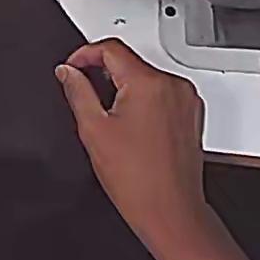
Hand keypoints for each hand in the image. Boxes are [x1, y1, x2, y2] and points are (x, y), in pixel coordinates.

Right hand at [56, 38, 207, 238]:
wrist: (170, 211)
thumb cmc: (138, 181)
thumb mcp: (94, 130)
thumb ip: (77, 92)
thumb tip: (68, 71)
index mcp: (149, 84)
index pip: (111, 48)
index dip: (84, 54)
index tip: (72, 66)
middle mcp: (173, 85)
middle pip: (129, 61)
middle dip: (103, 73)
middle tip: (84, 93)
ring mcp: (186, 99)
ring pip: (145, 76)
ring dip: (123, 86)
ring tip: (109, 117)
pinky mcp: (191, 112)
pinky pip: (161, 92)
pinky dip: (143, 99)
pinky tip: (131, 125)